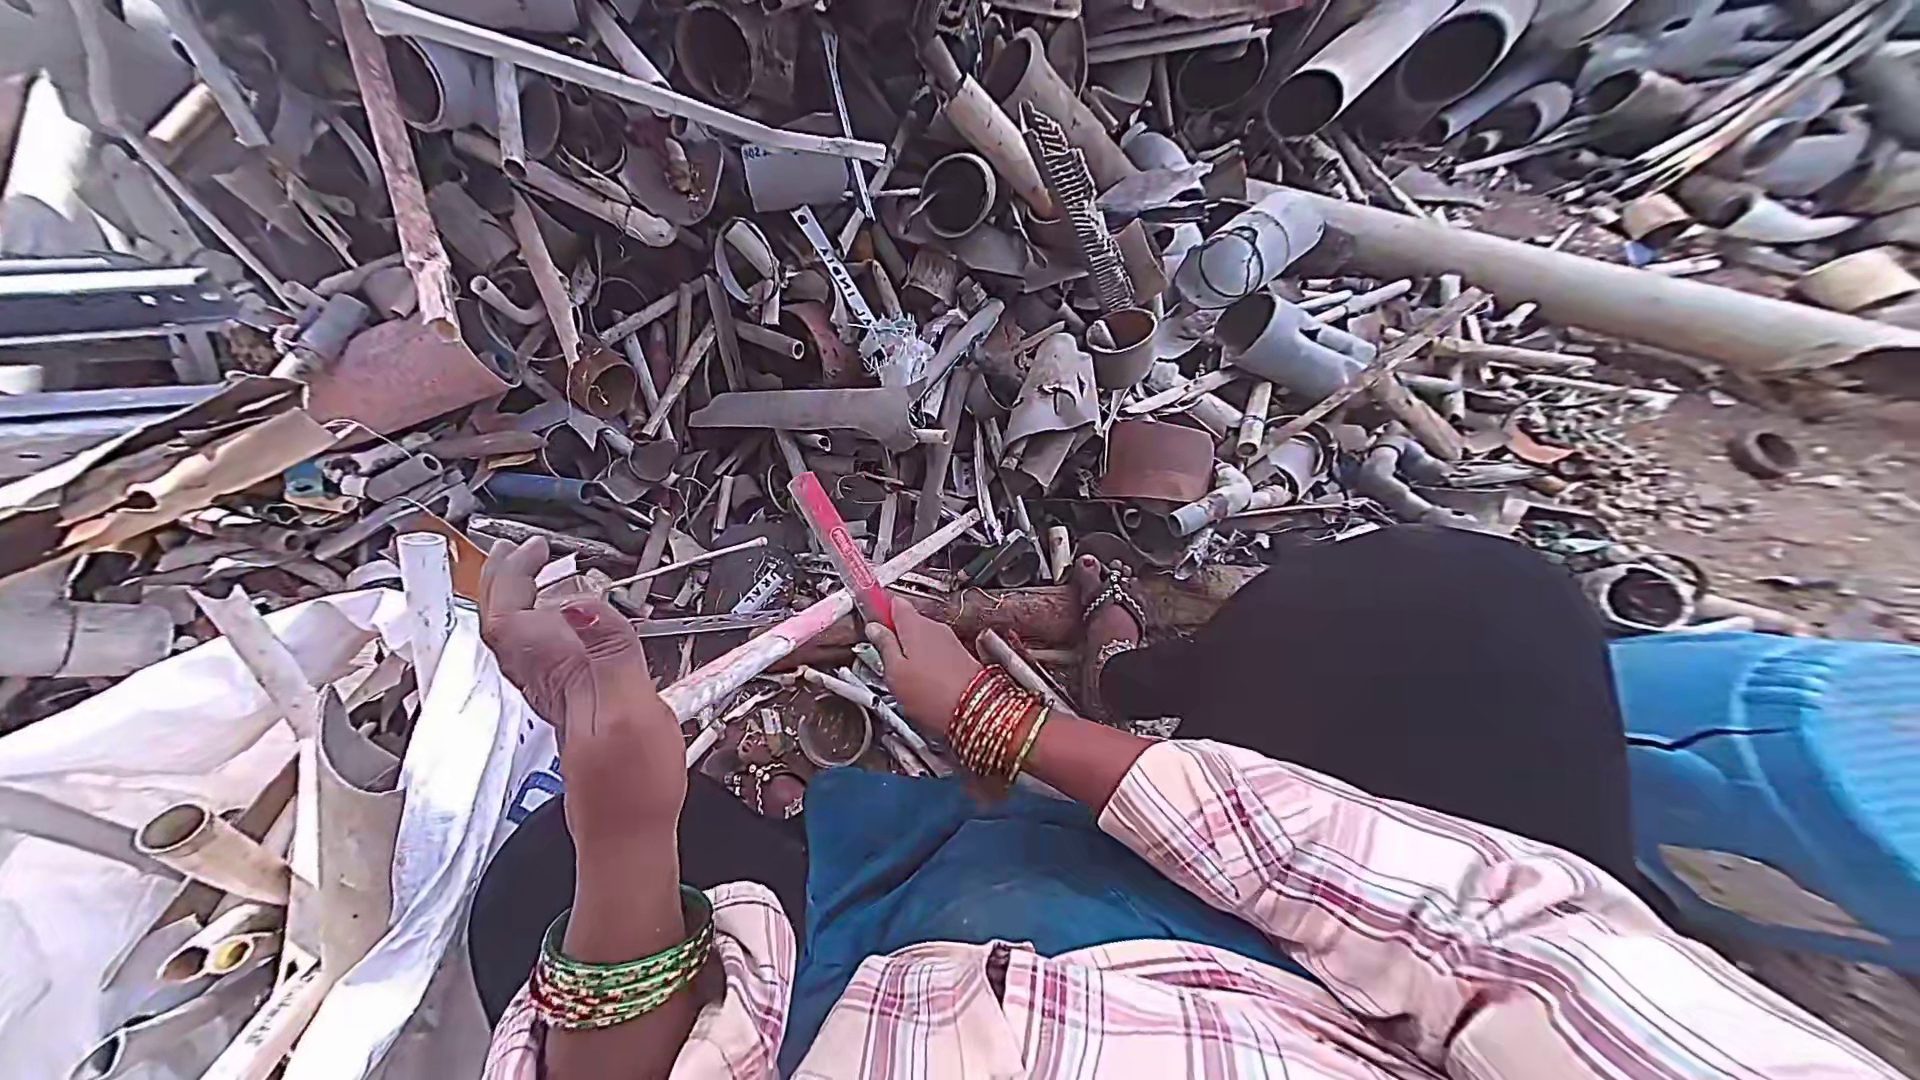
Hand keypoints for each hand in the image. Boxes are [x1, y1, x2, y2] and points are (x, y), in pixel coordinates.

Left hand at [480, 537, 685, 850]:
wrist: (630, 832)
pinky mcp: (581, 712)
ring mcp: (565, 700)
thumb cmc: (633, 784)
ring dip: (527, 604)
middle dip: (511, 585)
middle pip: (510, 628)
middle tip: (530, 553)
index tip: (538, 548)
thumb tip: (582, 602)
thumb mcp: (632, 711)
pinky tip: (572, 630)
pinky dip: (553, 631)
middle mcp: (553, 687)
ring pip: (526, 645)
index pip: (515, 618)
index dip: (516, 579)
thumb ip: (611, 653)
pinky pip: (551, 660)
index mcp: (562, 680)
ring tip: (545, 579)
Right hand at [863, 594, 981, 737]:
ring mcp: (949, 641)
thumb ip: (884, 645)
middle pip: (908, 621)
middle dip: (895, 636)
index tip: (870, 619)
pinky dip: (925, 663)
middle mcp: (934, 627)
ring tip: (903, 677)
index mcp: (915, 625)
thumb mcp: (895, 672)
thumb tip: (874, 628)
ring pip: (922, 639)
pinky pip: (934, 653)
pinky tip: (922, 682)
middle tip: (882, 658)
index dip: (880, 609)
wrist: (974, 709)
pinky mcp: (959, 657)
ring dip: (910, 652)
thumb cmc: (933, 694)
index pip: (894, 603)